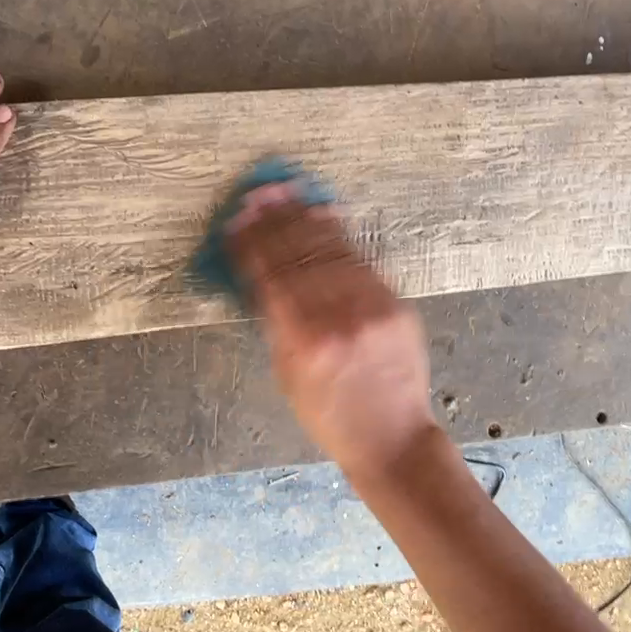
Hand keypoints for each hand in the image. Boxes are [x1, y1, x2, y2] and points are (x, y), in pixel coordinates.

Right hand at [224, 184, 438, 480]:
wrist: (393, 438)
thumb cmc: (330, 416)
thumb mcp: (286, 376)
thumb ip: (275, 324)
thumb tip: (258, 276)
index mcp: (304, 341)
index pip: (270, 277)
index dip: (250, 246)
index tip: (235, 224)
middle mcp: (339, 318)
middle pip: (299, 256)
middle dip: (273, 222)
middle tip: (255, 196)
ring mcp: (372, 307)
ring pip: (330, 249)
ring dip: (302, 217)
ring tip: (282, 192)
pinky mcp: (395, 303)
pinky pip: (361, 258)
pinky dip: (337, 232)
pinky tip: (320, 212)